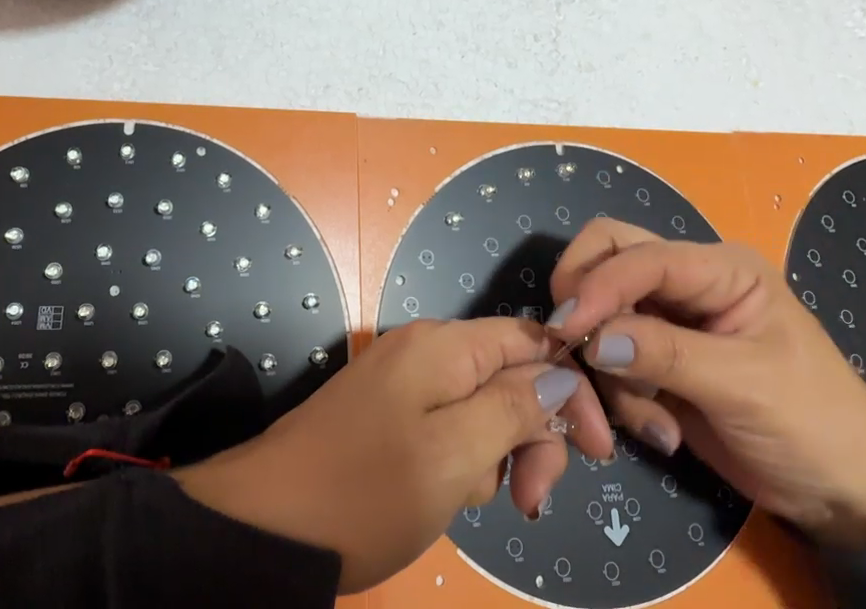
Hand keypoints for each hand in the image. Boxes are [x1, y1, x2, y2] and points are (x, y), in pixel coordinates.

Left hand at [173, 318, 613, 591]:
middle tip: (531, 499)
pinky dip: (464, 462)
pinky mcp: (389, 417)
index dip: (573, 386)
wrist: (265, 524)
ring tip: (475, 501)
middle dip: (534, 433)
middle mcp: (426, 351)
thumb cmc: (367, 490)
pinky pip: (449, 428)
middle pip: (511, 375)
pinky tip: (449, 497)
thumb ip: (515, 407)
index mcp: (444, 345)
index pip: (534, 340)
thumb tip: (562, 372)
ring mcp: (404, 384)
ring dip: (499, 456)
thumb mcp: (454, 453)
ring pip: (483, 408)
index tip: (600, 451)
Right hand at [547, 218, 865, 552]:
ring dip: (609, 370)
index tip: (568, 329)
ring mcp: (669, 323)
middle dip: (586, 299)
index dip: (600, 284)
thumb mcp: (746, 386)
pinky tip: (663, 433)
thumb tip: (592, 339)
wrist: (846, 499)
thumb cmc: (815, 426)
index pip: (641, 255)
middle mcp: (688, 284)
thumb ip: (667, 354)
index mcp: (722, 269)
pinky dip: (620, 396)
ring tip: (654, 423)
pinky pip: (610, 362)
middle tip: (571, 344)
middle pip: (608, 258)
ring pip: (601, 315)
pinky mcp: (656, 364)